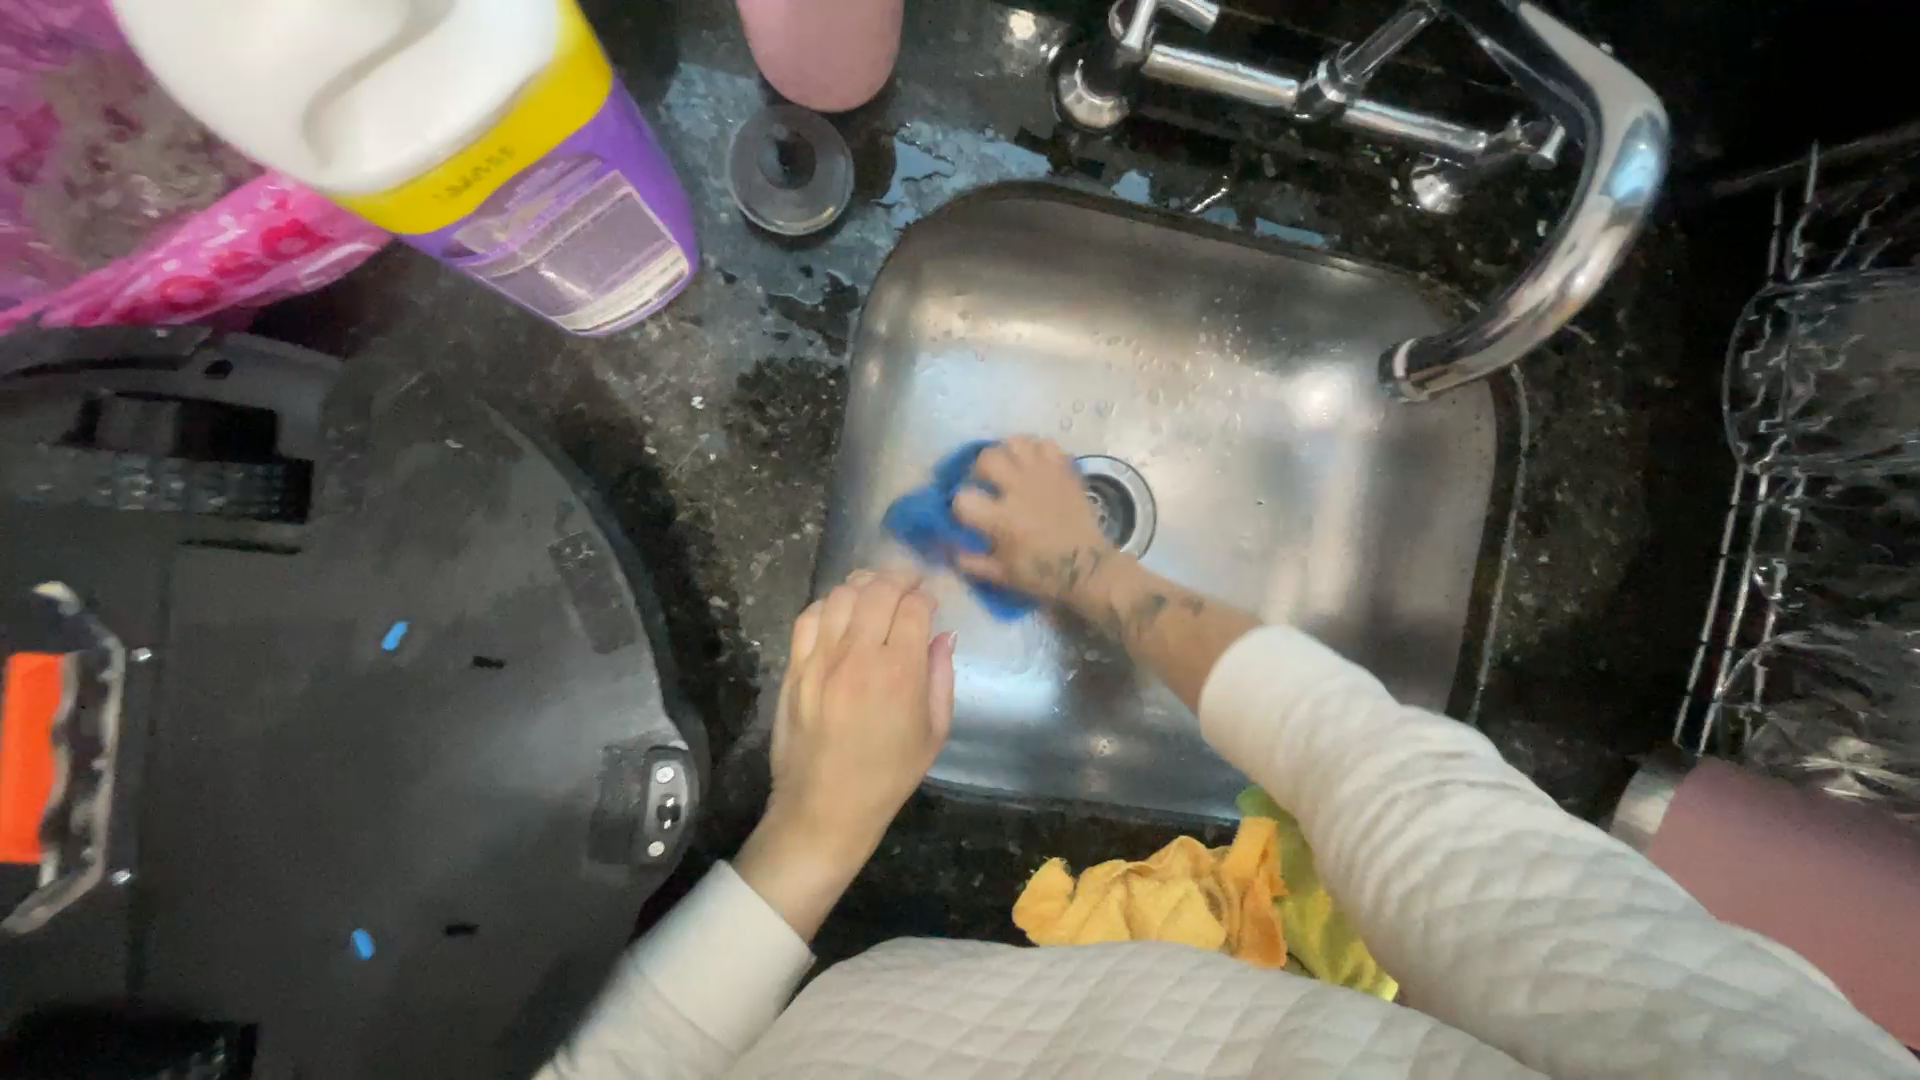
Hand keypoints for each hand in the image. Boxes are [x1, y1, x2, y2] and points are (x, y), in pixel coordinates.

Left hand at [735, 569, 955, 939]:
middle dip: (899, 579)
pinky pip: (810, 616)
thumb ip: (941, 676)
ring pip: (842, 595)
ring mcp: (821, 659)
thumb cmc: (888, 775)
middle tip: (909, 584)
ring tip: (877, 592)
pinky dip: (829, 605)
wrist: (825, 807)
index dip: (926, 596)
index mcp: (899, 673)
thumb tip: (944, 635)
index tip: (931, 601)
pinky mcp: (795, 667)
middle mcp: (859, 656)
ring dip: (864, 586)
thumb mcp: (934, 731)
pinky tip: (842, 612)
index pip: (914, 607)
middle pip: (879, 590)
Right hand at [952, 437, 1122, 608]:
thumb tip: (949, 547)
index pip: (963, 498)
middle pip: (987, 458)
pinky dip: (1037, 451)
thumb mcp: (1001, 575)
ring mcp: (1044, 475)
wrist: (1087, 568)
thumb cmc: (1042, 574)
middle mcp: (1019, 489)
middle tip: (987, 483)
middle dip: (979, 469)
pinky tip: (1035, 465)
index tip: (968, 513)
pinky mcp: (1064, 471)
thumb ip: (970, 561)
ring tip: (1011, 468)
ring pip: (1016, 442)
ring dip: (1007, 453)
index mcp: (1001, 518)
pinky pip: (1046, 444)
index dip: (960, 505)